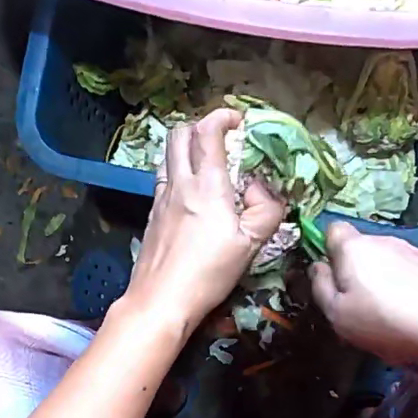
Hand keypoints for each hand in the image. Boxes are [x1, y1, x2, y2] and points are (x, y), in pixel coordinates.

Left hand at [121, 109, 286, 329]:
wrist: (160, 301)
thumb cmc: (208, 272)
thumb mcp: (250, 244)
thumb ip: (266, 210)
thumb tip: (262, 189)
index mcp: (206, 185)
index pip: (207, 131)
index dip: (222, 116)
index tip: (238, 121)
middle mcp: (179, 184)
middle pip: (179, 134)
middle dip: (200, 126)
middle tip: (221, 139)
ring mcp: (160, 199)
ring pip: (167, 155)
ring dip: (185, 148)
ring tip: (205, 162)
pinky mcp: (151, 216)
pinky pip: (162, 179)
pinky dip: (176, 172)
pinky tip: (189, 193)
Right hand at [310, 222, 417, 384]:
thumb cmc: (386, 321)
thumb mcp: (337, 314)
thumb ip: (320, 288)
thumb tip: (317, 267)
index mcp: (354, 247)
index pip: (332, 229)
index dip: (326, 249)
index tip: (328, 277)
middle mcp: (385, 241)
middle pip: (361, 250)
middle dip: (356, 272)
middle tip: (356, 308)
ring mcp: (416, 253)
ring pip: (387, 264)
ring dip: (383, 284)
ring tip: (388, 320)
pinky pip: (411, 276)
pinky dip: (407, 292)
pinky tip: (414, 319)